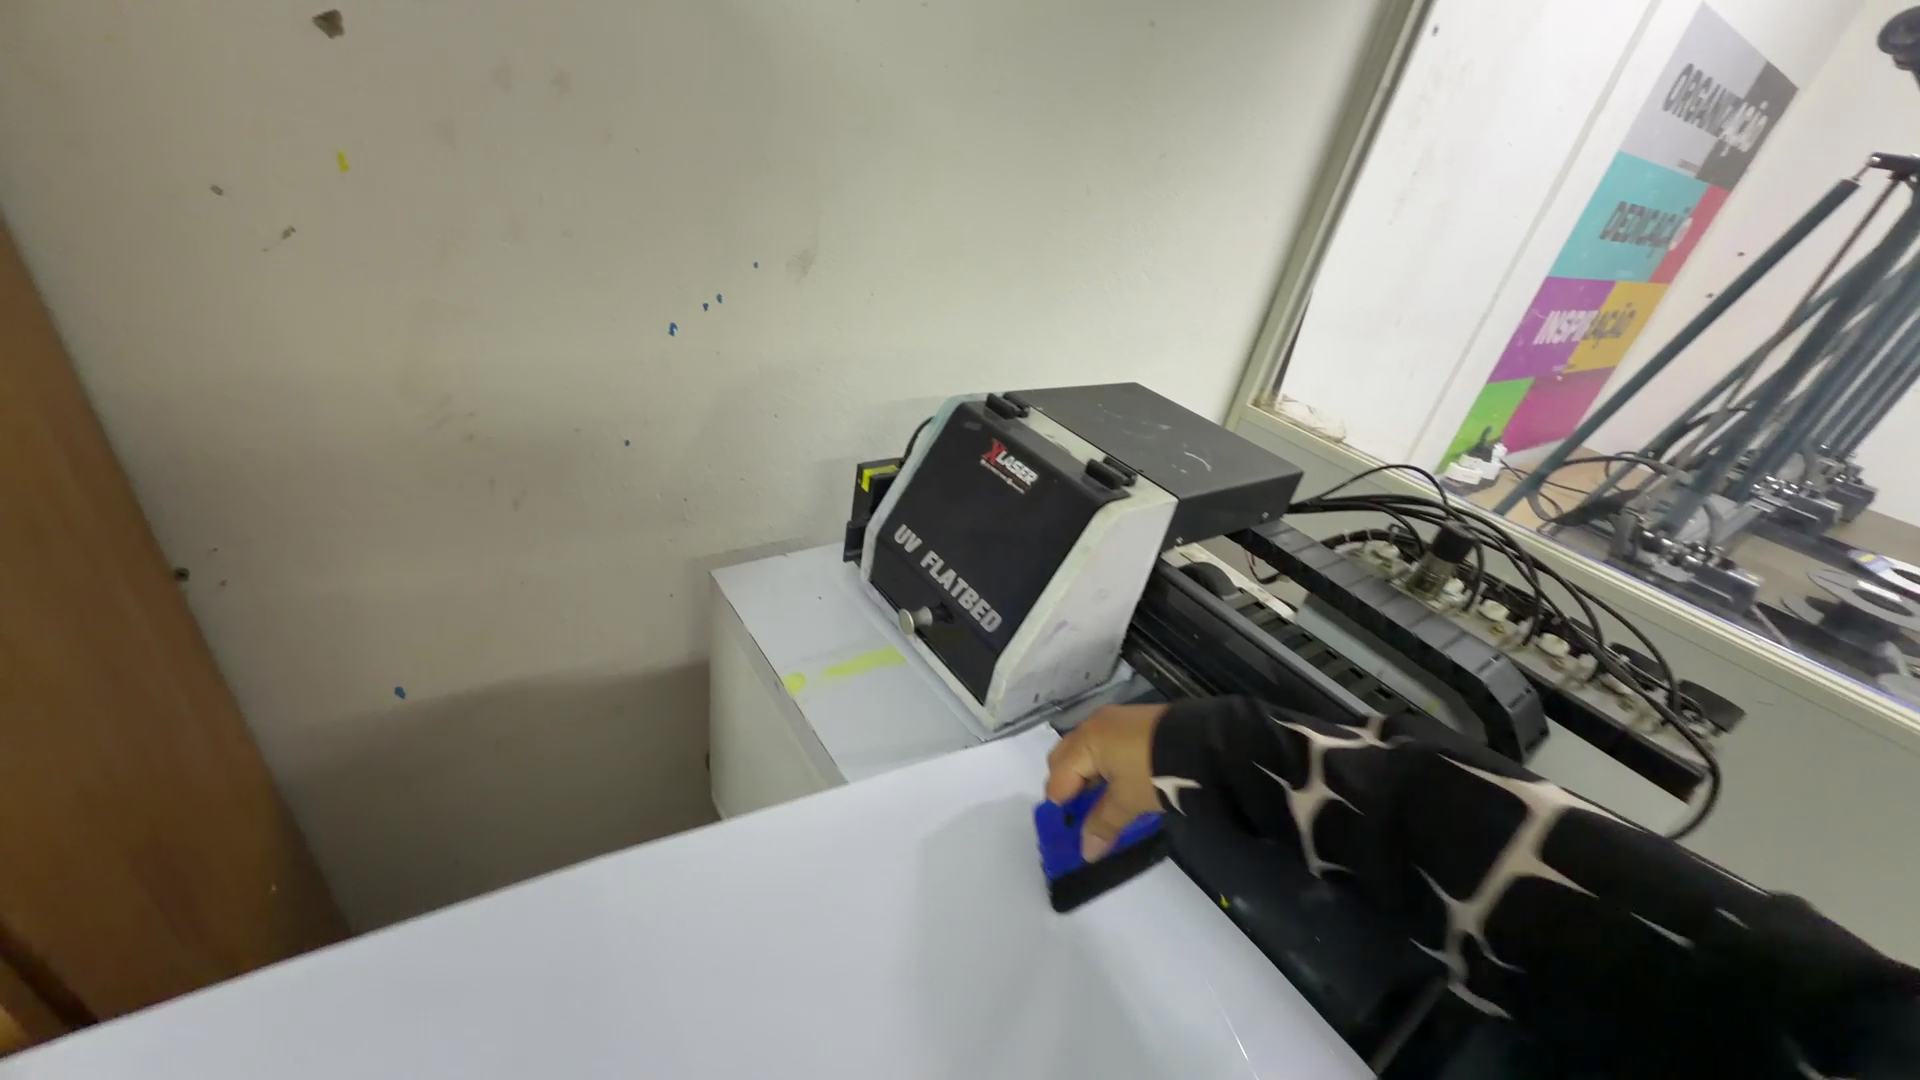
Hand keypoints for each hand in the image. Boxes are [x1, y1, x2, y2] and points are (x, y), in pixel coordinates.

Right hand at [1045, 704, 1167, 861]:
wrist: (1204, 742)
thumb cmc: (1156, 771)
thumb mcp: (1129, 801)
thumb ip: (1103, 824)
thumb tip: (1085, 853)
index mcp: (1085, 742)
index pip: (1057, 779)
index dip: (1061, 806)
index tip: (1073, 826)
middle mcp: (1092, 725)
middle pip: (1062, 758)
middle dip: (1067, 785)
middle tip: (1084, 810)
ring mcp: (1112, 719)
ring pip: (1083, 749)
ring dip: (1086, 773)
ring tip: (1104, 797)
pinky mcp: (1131, 721)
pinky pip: (1102, 742)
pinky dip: (1102, 761)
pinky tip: (1120, 779)